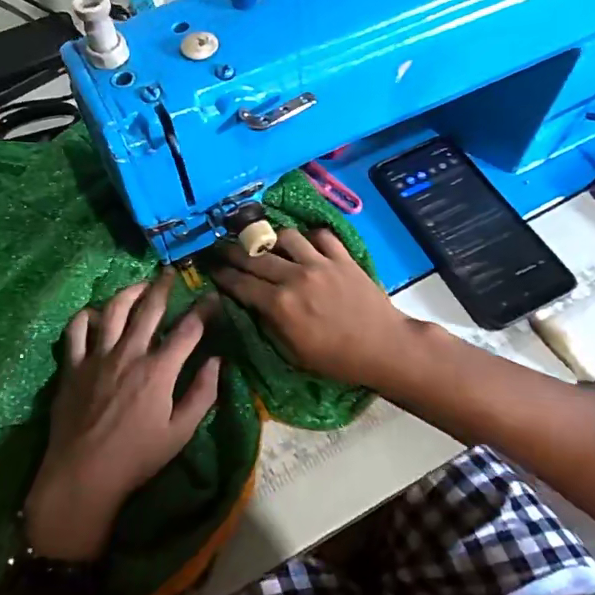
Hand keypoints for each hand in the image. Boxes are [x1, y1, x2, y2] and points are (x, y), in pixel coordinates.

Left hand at [25, 272, 220, 561]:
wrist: (82, 476)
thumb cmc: (137, 458)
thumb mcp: (180, 432)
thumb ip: (202, 393)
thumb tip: (218, 361)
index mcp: (159, 370)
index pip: (188, 329)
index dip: (204, 309)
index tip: (213, 297)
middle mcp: (129, 354)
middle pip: (150, 308)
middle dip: (165, 287)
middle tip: (172, 272)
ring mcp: (97, 357)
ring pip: (114, 310)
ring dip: (129, 292)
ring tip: (140, 285)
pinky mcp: (73, 367)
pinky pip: (77, 330)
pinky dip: (87, 316)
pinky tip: (95, 313)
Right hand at [210, 227, 433, 391]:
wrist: (382, 346)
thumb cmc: (336, 359)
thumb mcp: (294, 353)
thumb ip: (270, 326)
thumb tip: (253, 306)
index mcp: (280, 305)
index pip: (242, 284)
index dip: (223, 276)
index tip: (212, 269)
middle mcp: (296, 277)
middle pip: (256, 257)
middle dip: (234, 251)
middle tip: (222, 248)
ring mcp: (320, 263)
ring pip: (286, 237)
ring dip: (271, 238)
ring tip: (265, 240)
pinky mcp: (343, 257)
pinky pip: (321, 235)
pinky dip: (310, 236)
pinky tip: (306, 241)